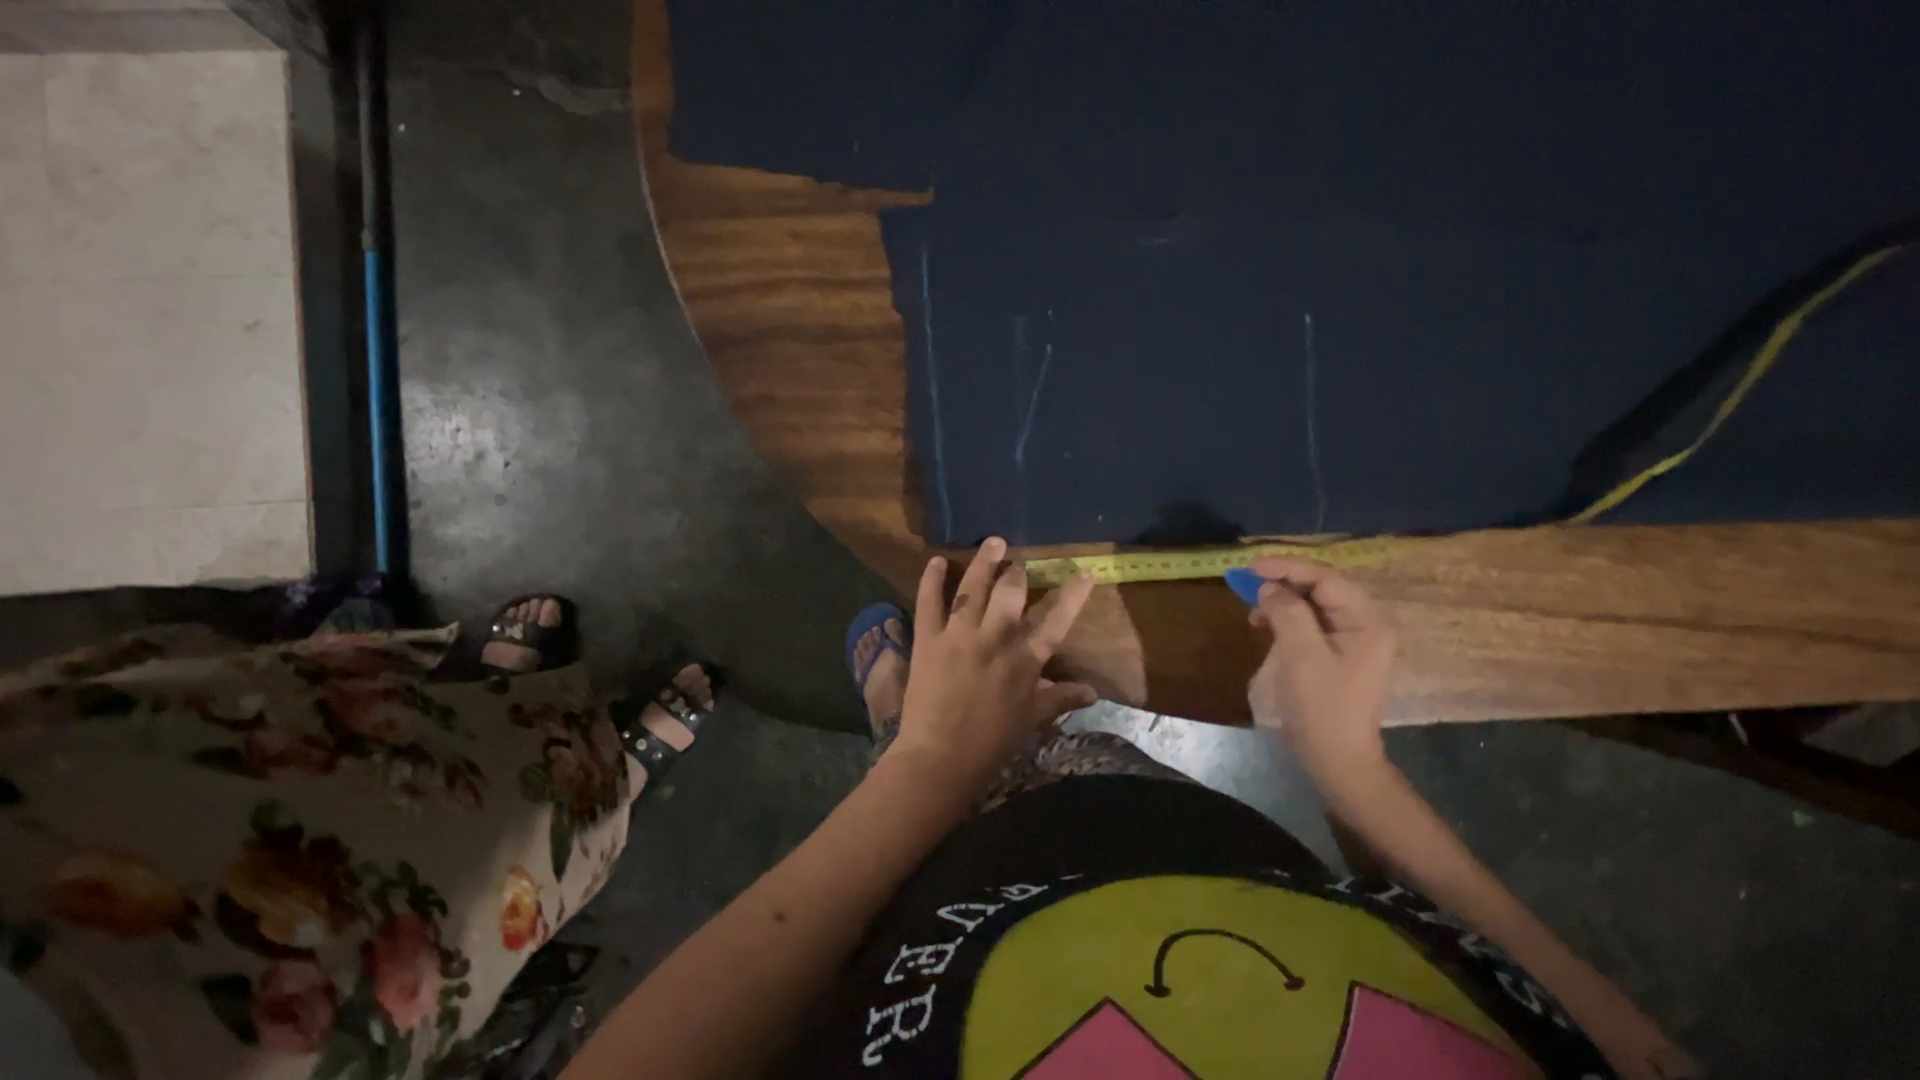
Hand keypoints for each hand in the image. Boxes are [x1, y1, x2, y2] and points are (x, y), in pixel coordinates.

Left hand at [887, 537, 1097, 796]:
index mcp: (1025, 661)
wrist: (941, 758)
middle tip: (1020, 561)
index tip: (1083, 573)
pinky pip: (929, 601)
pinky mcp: (928, 639)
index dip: (1072, 595)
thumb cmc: (992, 744)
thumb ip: (1060, 699)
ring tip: (992, 542)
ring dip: (984, 562)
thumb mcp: (1032, 720)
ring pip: (973, 588)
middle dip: (1018, 573)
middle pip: (1011, 594)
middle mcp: (996, 639)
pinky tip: (936, 561)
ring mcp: (960, 636)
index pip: (1056, 621)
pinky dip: (932, 579)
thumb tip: (1092, 692)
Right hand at [1245, 557, 1394, 782]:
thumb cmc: (1322, 707)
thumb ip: (1287, 612)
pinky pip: (1310, 624)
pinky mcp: (1335, 656)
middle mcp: (1364, 625)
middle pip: (1321, 588)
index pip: (1326, 579)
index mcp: (1366, 622)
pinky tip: (1264, 624)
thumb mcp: (1301, 655)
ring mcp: (1351, 642)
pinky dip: (1285, 619)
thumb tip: (1268, 587)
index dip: (1287, 567)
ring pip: (1313, 605)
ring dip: (1281, 600)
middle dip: (1283, 581)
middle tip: (1246, 581)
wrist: (1335, 759)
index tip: (1250, 567)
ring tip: (1252, 607)